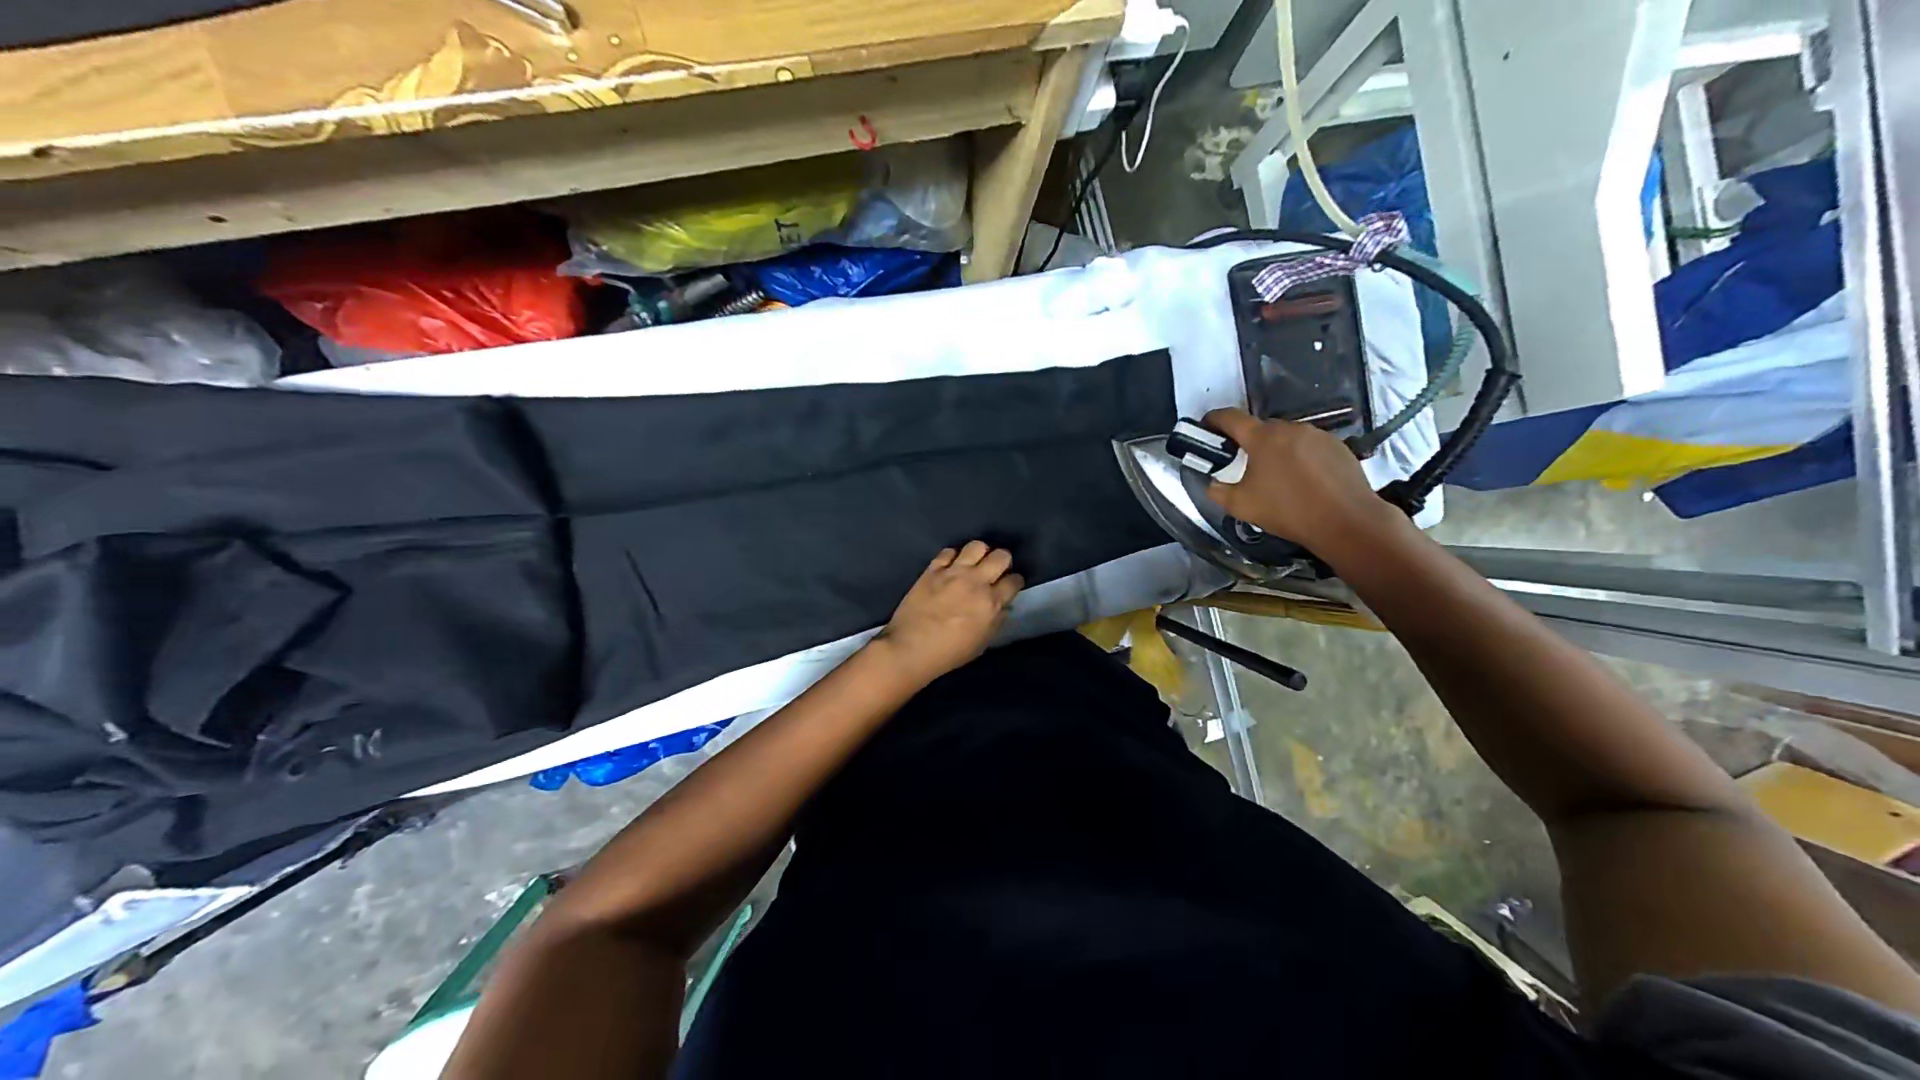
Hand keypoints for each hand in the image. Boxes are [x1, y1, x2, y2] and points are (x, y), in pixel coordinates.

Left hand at [871, 541, 1023, 686]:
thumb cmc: (949, 652)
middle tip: (994, 572)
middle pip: (1001, 556)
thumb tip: (1003, 607)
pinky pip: (948, 552)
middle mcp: (975, 582)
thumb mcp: (982, 643)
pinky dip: (952, 558)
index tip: (1009, 586)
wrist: (910, 648)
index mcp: (991, 602)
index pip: (1014, 580)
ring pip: (976, 546)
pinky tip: (950, 568)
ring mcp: (953, 572)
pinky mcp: (932, 569)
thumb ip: (996, 621)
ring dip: (979, 554)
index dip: (1014, 582)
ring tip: (974, 564)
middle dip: (1003, 562)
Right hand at [1201, 407, 1396, 551]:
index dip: (1214, 419)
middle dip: (1248, 442)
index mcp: (1262, 437)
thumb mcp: (1241, 505)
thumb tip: (1211, 482)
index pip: (1230, 417)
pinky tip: (1303, 480)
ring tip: (1277, 476)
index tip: (1206, 428)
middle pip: (1261, 427)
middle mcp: (1290, 428)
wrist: (1346, 521)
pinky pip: (1309, 445)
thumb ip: (1218, 490)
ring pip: (1287, 437)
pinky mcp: (1338, 446)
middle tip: (1243, 464)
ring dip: (1276, 450)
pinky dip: (1300, 457)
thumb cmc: (1288, 510)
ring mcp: (1317, 435)